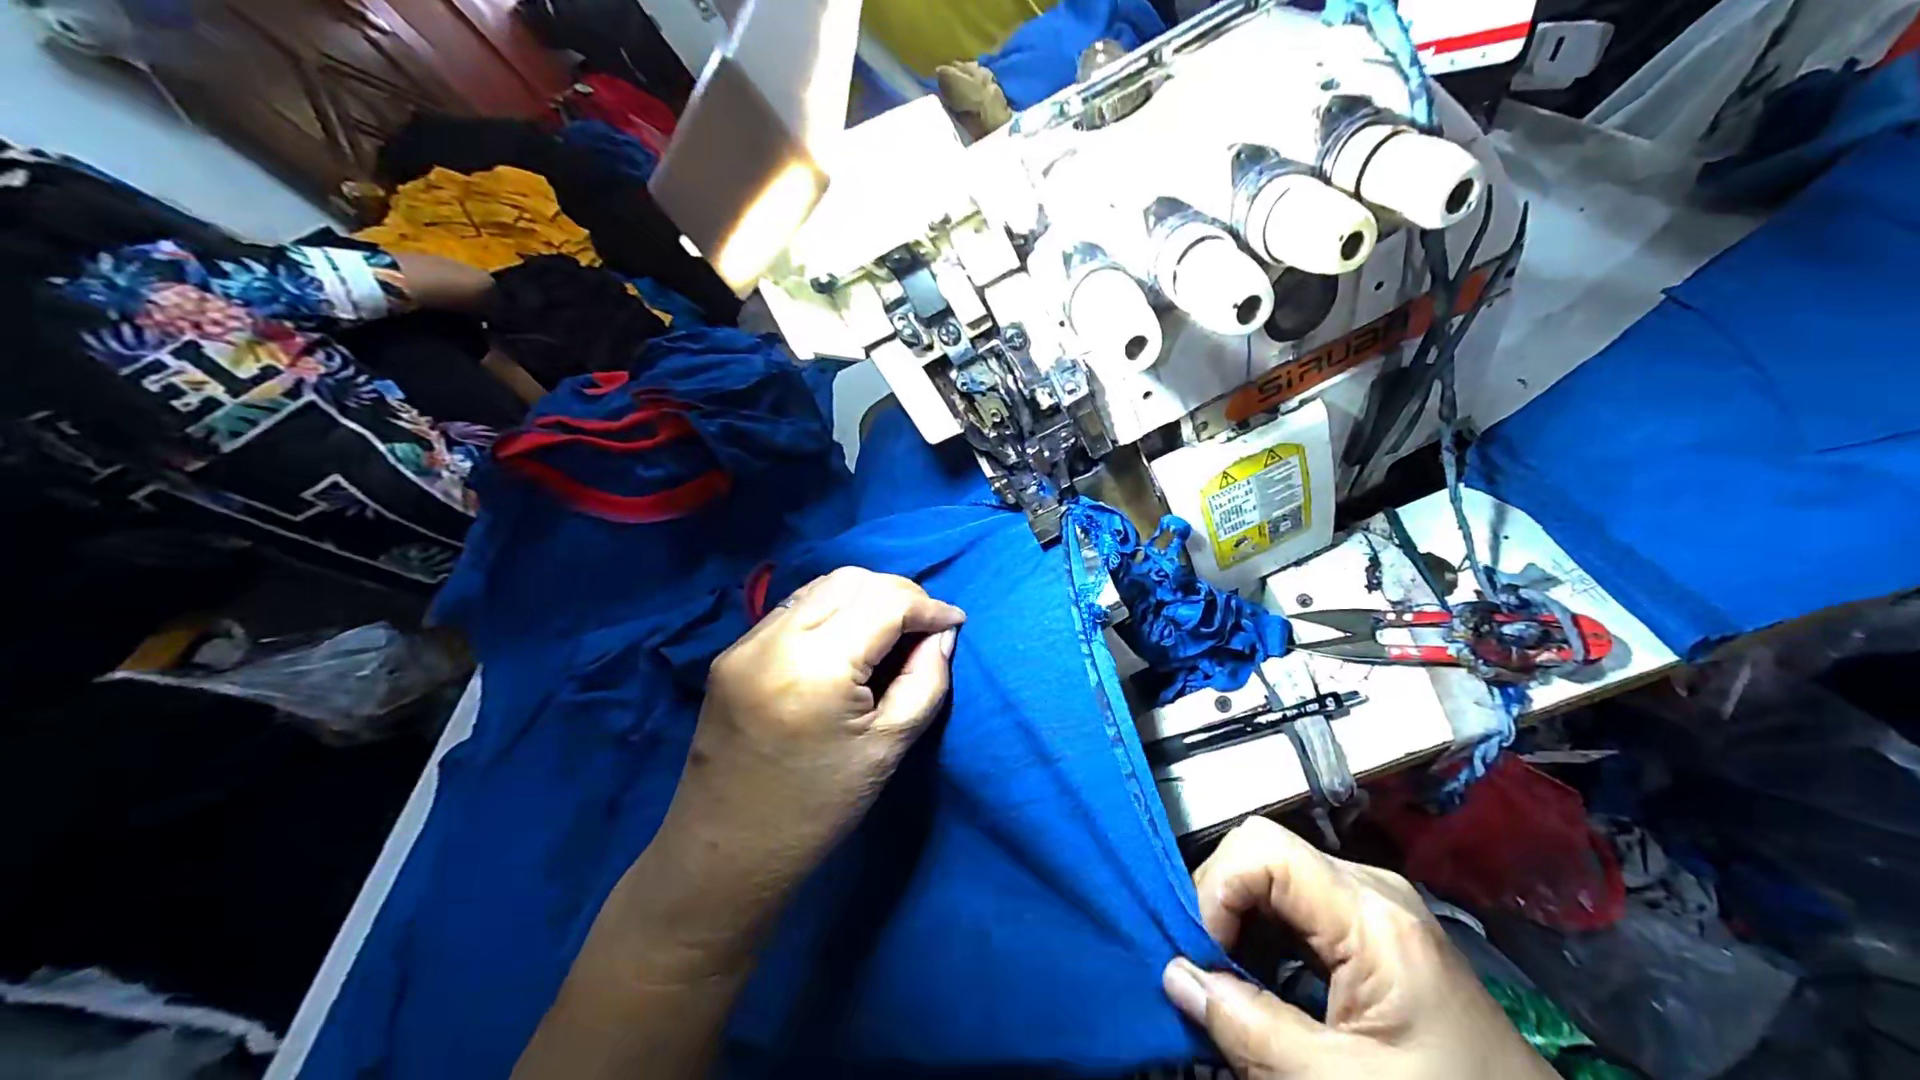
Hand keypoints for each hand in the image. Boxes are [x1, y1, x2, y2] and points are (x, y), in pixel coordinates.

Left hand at [659, 568, 964, 903]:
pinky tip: (846, 644)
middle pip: (851, 580)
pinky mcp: (731, 654)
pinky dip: (830, 611)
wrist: (727, 853)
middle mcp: (775, 639)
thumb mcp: (888, 747)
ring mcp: (745, 643)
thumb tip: (942, 634)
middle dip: (898, 594)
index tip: (954, 624)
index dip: (928, 606)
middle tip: (923, 628)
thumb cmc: (818, 810)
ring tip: (889, 633)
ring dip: (863, 597)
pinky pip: (792, 610)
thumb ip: (925, 679)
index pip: (885, 601)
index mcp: (817, 666)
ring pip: (819, 586)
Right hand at [1162, 817, 1552, 1079]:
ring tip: (1225, 985)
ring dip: (1237, 925)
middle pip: (1262, 855)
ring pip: (1273, 878)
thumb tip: (1175, 976)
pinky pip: (1296, 907)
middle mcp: (1371, 890)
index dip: (1214, 889)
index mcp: (1373, 917)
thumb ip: (1248, 1029)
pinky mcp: (1373, 932)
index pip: (1260, 848)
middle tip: (1204, 973)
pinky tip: (1259, 985)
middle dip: (1218, 906)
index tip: (1200, 956)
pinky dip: (1263, 938)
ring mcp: (1374, 907)